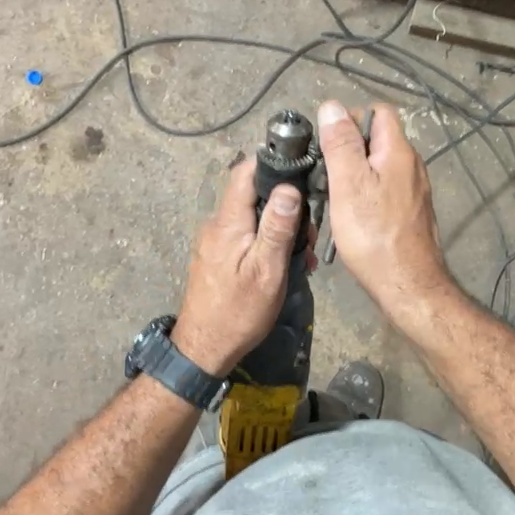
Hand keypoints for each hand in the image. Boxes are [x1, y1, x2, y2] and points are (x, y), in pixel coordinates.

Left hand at [170, 159, 302, 378]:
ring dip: (279, 230)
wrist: (204, 349)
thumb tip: (288, 187)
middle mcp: (217, 225)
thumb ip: (277, 228)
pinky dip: (266, 244)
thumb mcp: (266, 270)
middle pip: (253, 195)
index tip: (301, 173)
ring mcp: (215, 242)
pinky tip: (283, 266)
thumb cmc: (238, 311)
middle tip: (309, 235)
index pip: (245, 172)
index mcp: (228, 222)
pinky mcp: (217, 257)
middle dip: (285, 207)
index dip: (272, 164)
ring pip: (252, 218)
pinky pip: (245, 237)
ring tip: (302, 256)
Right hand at [317, 100, 454, 319]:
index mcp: (399, 152)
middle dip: (348, 149)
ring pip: (379, 166)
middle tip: (325, 174)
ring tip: (333, 196)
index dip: (350, 119)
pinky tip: (352, 216)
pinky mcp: (411, 211)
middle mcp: (412, 165)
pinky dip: (366, 194)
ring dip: (354, 175)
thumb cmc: (374, 235)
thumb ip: (341, 144)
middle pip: (378, 139)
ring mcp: (414, 190)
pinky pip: (385, 189)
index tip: (328, 144)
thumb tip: (332, 106)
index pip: (379, 112)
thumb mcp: (349, 184)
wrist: (408, 285)